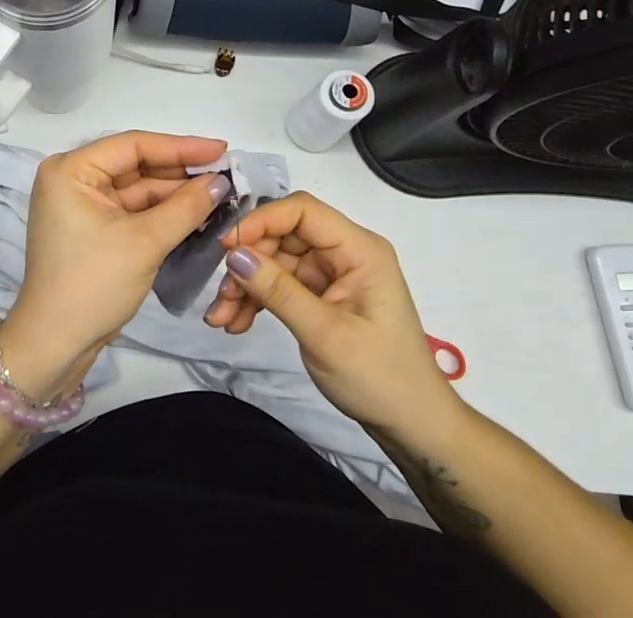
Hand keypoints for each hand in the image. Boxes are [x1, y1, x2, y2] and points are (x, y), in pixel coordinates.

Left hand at [0, 131, 231, 398]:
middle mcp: (72, 180)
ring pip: (137, 190)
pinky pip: (132, 211)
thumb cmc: (93, 284)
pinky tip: (198, 212)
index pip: (133, 145)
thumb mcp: (144, 242)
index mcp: (70, 170)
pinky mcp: (92, 230)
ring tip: (222, 193)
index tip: (223, 149)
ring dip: (176, 194)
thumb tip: (222, 182)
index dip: (181, 147)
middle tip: (228, 173)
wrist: (56, 343)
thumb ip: (186, 207)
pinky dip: (163, 214)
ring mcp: (81, 206)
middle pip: (136, 166)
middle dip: (181, 172)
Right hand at [206, 192, 460, 431]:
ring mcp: (333, 275)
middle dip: (248, 262)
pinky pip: (280, 285)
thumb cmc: (379, 376)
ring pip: (276, 262)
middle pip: (283, 236)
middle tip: (222, 297)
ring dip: (246, 286)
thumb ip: (278, 291)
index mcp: (359, 250)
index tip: (225, 248)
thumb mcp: (325, 334)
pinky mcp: (322, 296)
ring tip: (221, 319)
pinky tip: (236, 324)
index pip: (303, 211)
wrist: (410, 422)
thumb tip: (233, 255)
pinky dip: (257, 301)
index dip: (261, 221)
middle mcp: (346, 253)